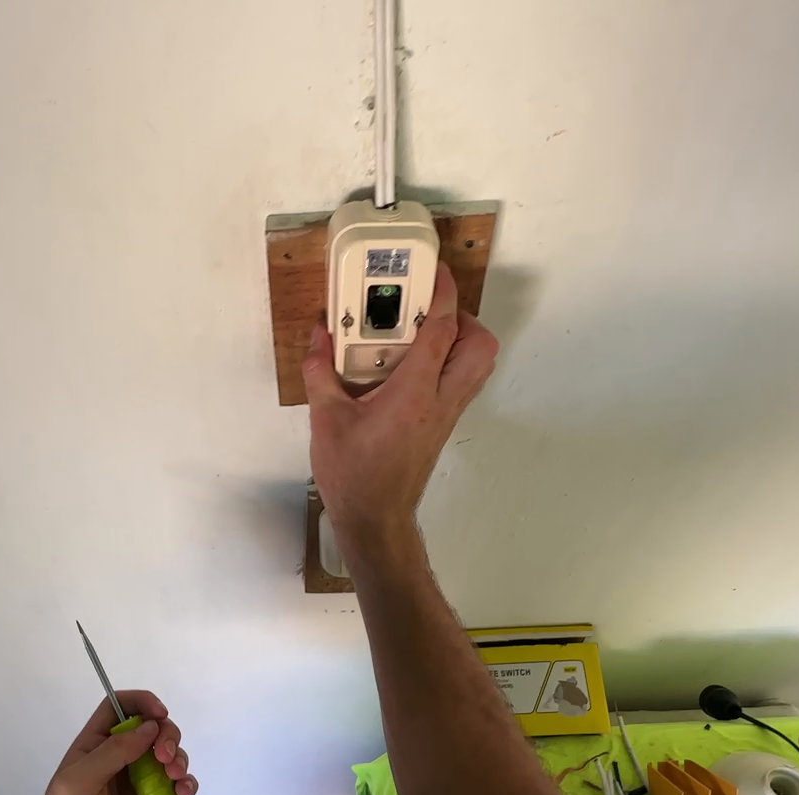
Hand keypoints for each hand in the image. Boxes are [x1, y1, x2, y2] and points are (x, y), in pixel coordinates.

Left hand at [22, 691, 197, 794]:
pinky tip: (184, 794)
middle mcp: (115, 762)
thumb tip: (149, 728)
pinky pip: (176, 786)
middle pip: (149, 729)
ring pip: (167, 755)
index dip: (140, 703)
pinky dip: (186, 784)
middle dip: (166, 735)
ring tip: (176, 779)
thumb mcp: (77, 786)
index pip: (116, 709)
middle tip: (166, 757)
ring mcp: (136, 786)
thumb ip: (112, 753)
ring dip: (179, 758)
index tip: (160, 715)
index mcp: (91, 750)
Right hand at [303, 262, 498, 555]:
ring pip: (479, 365)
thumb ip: (320, 370)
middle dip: (462, 317)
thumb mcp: (326, 419)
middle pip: (480, 345)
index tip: (436, 271)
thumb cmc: (353, 475)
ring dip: (461, 340)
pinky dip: (449, 363)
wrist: (375, 519)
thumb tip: (318, 333)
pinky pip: (462, 383)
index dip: (443, 293)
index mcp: (413, 393)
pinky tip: (411, 367)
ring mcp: (446, 415)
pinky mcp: (442, 426)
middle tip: (426, 312)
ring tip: (421, 335)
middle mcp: (440, 401)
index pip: (442, 330)